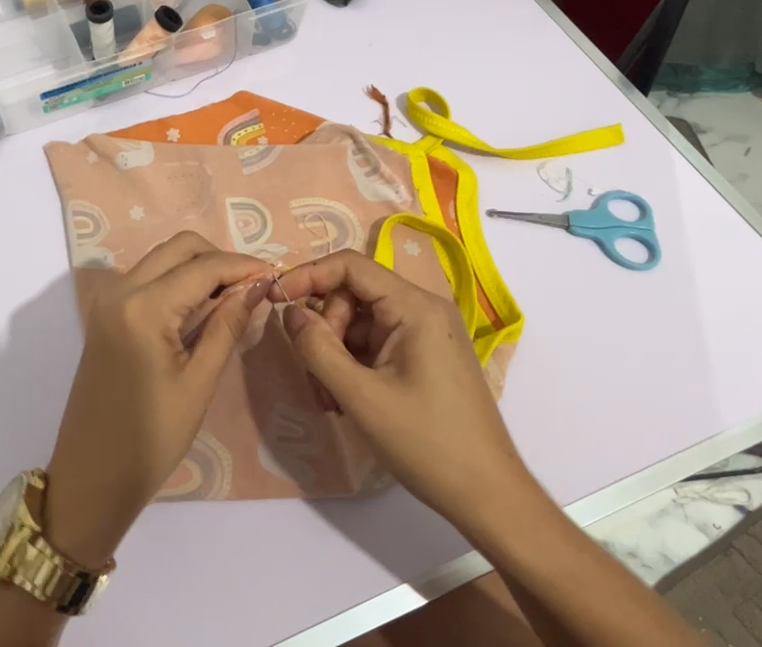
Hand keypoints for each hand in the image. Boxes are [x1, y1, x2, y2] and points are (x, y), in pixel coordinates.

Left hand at [44, 232, 272, 567]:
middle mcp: (120, 291)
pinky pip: (147, 279)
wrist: (91, 477)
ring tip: (235, 297)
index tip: (277, 275)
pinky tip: (204, 308)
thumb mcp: (199, 383)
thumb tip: (257, 285)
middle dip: (219, 258)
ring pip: (162, 259)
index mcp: (143, 307)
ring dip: (198, 267)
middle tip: (254, 286)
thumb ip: (227, 325)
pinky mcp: (105, 315)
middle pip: (179, 248)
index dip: (243, 266)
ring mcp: (108, 301)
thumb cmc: (151, 438)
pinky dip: (177, 281)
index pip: (203, 267)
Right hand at [272, 252, 526, 523]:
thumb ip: (318, 349)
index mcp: (415, 307)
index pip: (350, 266)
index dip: (307, 275)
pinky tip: (346, 403)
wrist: (487, 495)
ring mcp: (424, 335)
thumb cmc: (427, 444)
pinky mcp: (423, 358)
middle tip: (317, 379)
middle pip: (351, 297)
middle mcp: (422, 310)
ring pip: (358, 324)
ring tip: (331, 401)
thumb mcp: (361, 397)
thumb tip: (290, 313)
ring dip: (334, 355)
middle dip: (324, 331)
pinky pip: (374, 346)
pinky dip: (352, 367)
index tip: (274, 300)